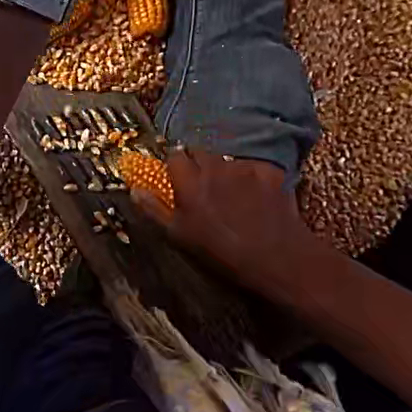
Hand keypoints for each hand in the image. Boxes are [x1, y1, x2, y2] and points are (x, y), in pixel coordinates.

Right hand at [132, 149, 330, 296]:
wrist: (276, 258)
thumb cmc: (219, 251)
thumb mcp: (179, 236)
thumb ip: (154, 209)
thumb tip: (135, 190)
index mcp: (190, 181)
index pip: (174, 156)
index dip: (174, 165)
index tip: (176, 178)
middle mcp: (215, 167)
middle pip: (199, 152)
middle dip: (197, 164)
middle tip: (201, 187)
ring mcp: (244, 168)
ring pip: (226, 159)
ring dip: (224, 170)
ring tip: (230, 194)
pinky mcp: (270, 172)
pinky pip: (254, 167)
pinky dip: (251, 177)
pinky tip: (255, 196)